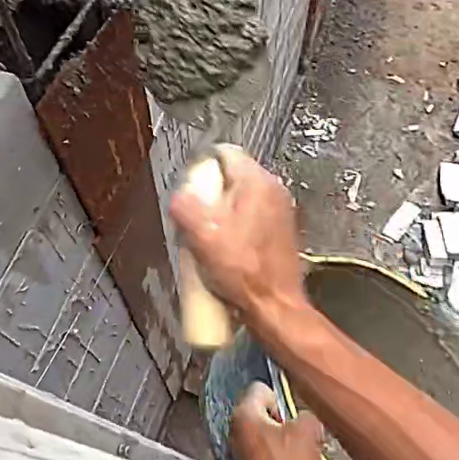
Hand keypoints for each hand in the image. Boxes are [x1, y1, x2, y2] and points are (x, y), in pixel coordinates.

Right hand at [169, 145, 306, 317]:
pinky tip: (223, 250)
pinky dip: (233, 228)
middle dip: (208, 194)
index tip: (190, 190)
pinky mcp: (278, 231)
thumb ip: (184, 205)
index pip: (224, 153)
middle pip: (229, 177)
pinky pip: (248, 218)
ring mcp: (279, 211)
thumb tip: (179, 196)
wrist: (274, 306)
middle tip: (196, 218)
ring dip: (219, 213)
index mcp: (257, 183)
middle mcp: (273, 191)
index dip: (201, 169)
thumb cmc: (243, 272)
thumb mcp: (201, 234)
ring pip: (238, 199)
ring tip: (207, 237)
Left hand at [230, 382, 324, 459]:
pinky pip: (267, 449)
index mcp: (243, 414)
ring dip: (283, 437)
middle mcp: (235, 428)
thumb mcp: (308, 432)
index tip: (293, 414)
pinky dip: (280, 453)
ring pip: (266, 430)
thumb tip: (303, 417)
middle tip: (299, 433)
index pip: (260, 388)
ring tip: (299, 451)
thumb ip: (305, 413)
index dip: (281, 397)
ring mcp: (240, 449)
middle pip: (263, 409)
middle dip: (283, 418)